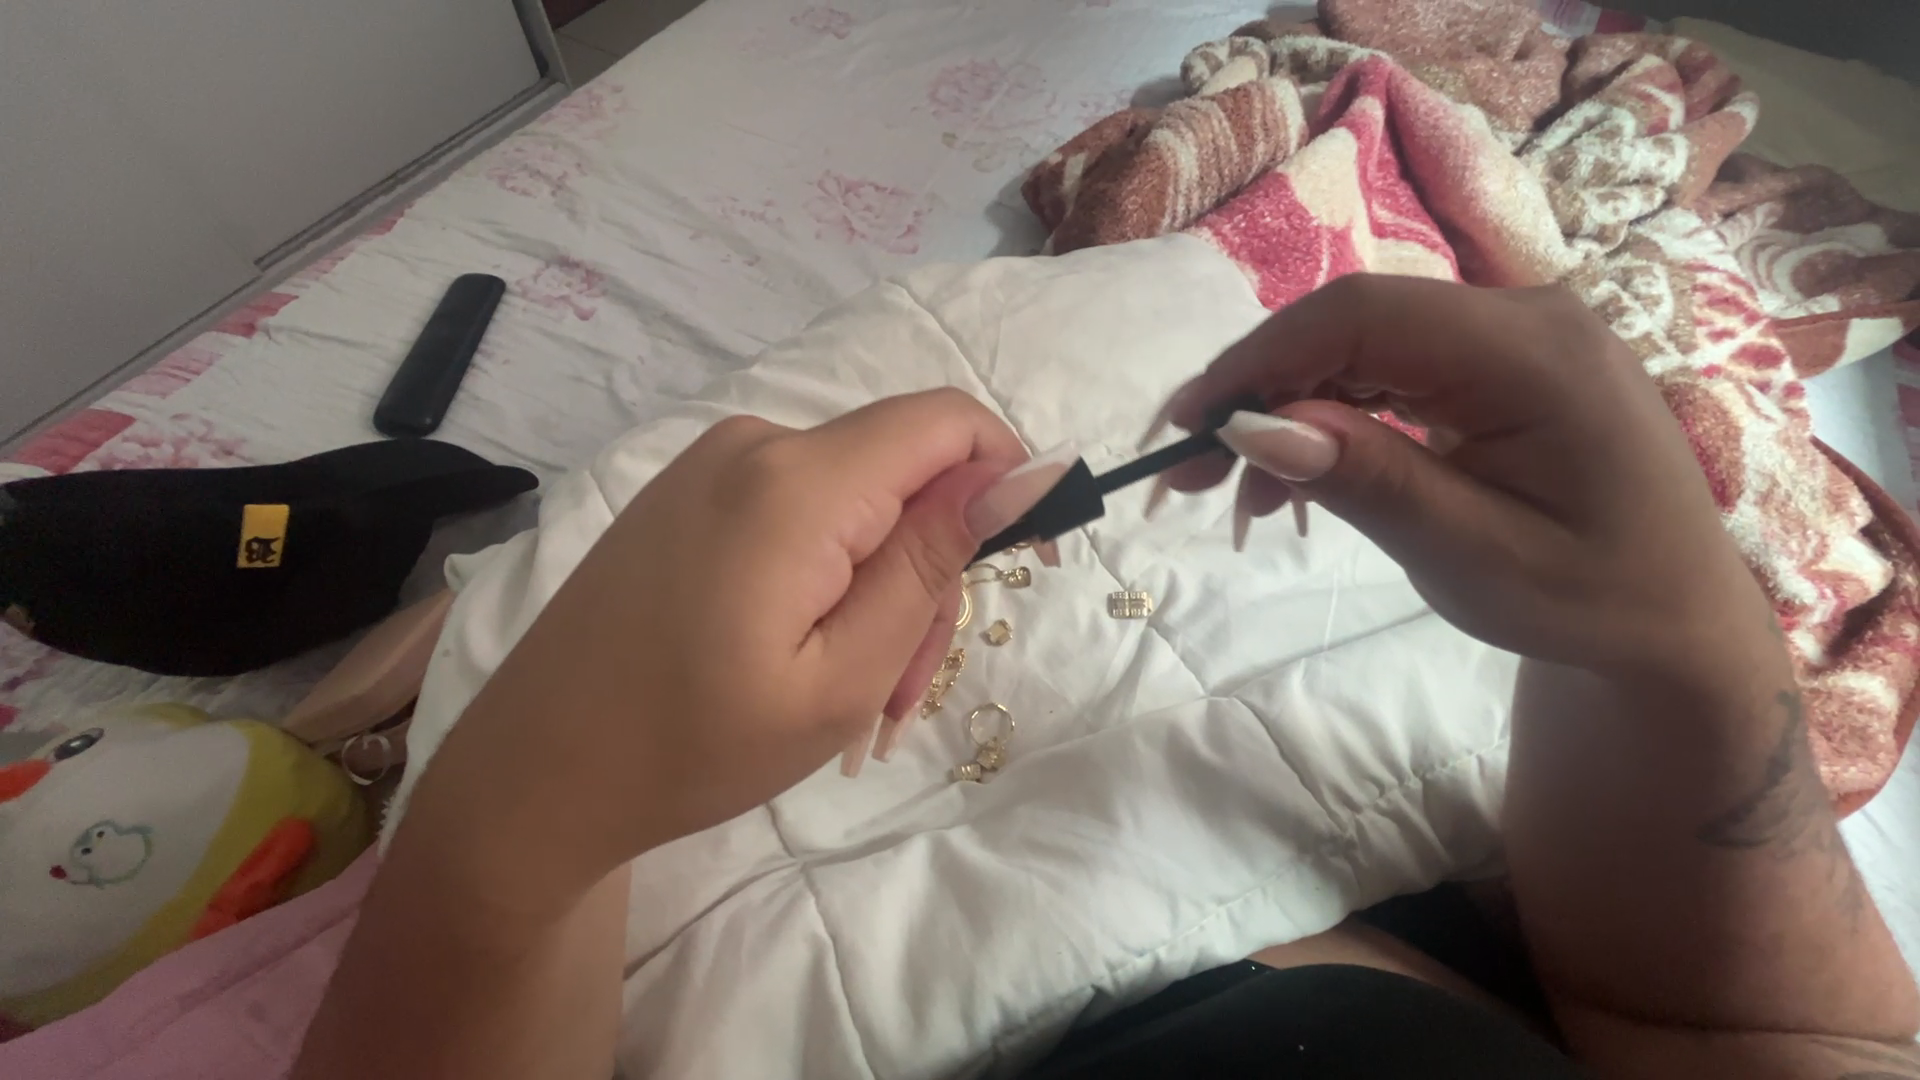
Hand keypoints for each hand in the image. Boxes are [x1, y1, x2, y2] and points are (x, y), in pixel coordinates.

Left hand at [401, 390, 1033, 912]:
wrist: (536, 775)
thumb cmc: (695, 746)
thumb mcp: (843, 674)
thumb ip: (934, 560)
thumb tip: (1024, 473)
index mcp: (796, 483)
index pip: (946, 421)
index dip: (1006, 475)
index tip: (1024, 560)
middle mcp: (756, 445)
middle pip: (903, 474)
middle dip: (931, 571)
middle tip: (903, 688)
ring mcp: (715, 465)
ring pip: (858, 502)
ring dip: (881, 590)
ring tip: (854, 698)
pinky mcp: (693, 495)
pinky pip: (803, 513)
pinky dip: (832, 578)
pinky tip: (807, 656)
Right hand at [1163, 274, 1780, 686]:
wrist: (1667, 617)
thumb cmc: (1585, 598)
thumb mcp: (1470, 555)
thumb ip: (1366, 480)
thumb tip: (1252, 427)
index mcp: (1532, 354)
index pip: (1359, 317)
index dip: (1258, 360)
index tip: (1188, 425)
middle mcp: (1519, 320)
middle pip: (1347, 326)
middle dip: (1258, 392)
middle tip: (1194, 473)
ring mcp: (1503, 339)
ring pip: (1351, 349)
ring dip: (1283, 411)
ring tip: (1247, 493)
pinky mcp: (1485, 367)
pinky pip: (1378, 373)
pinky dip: (1322, 420)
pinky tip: (1296, 473)